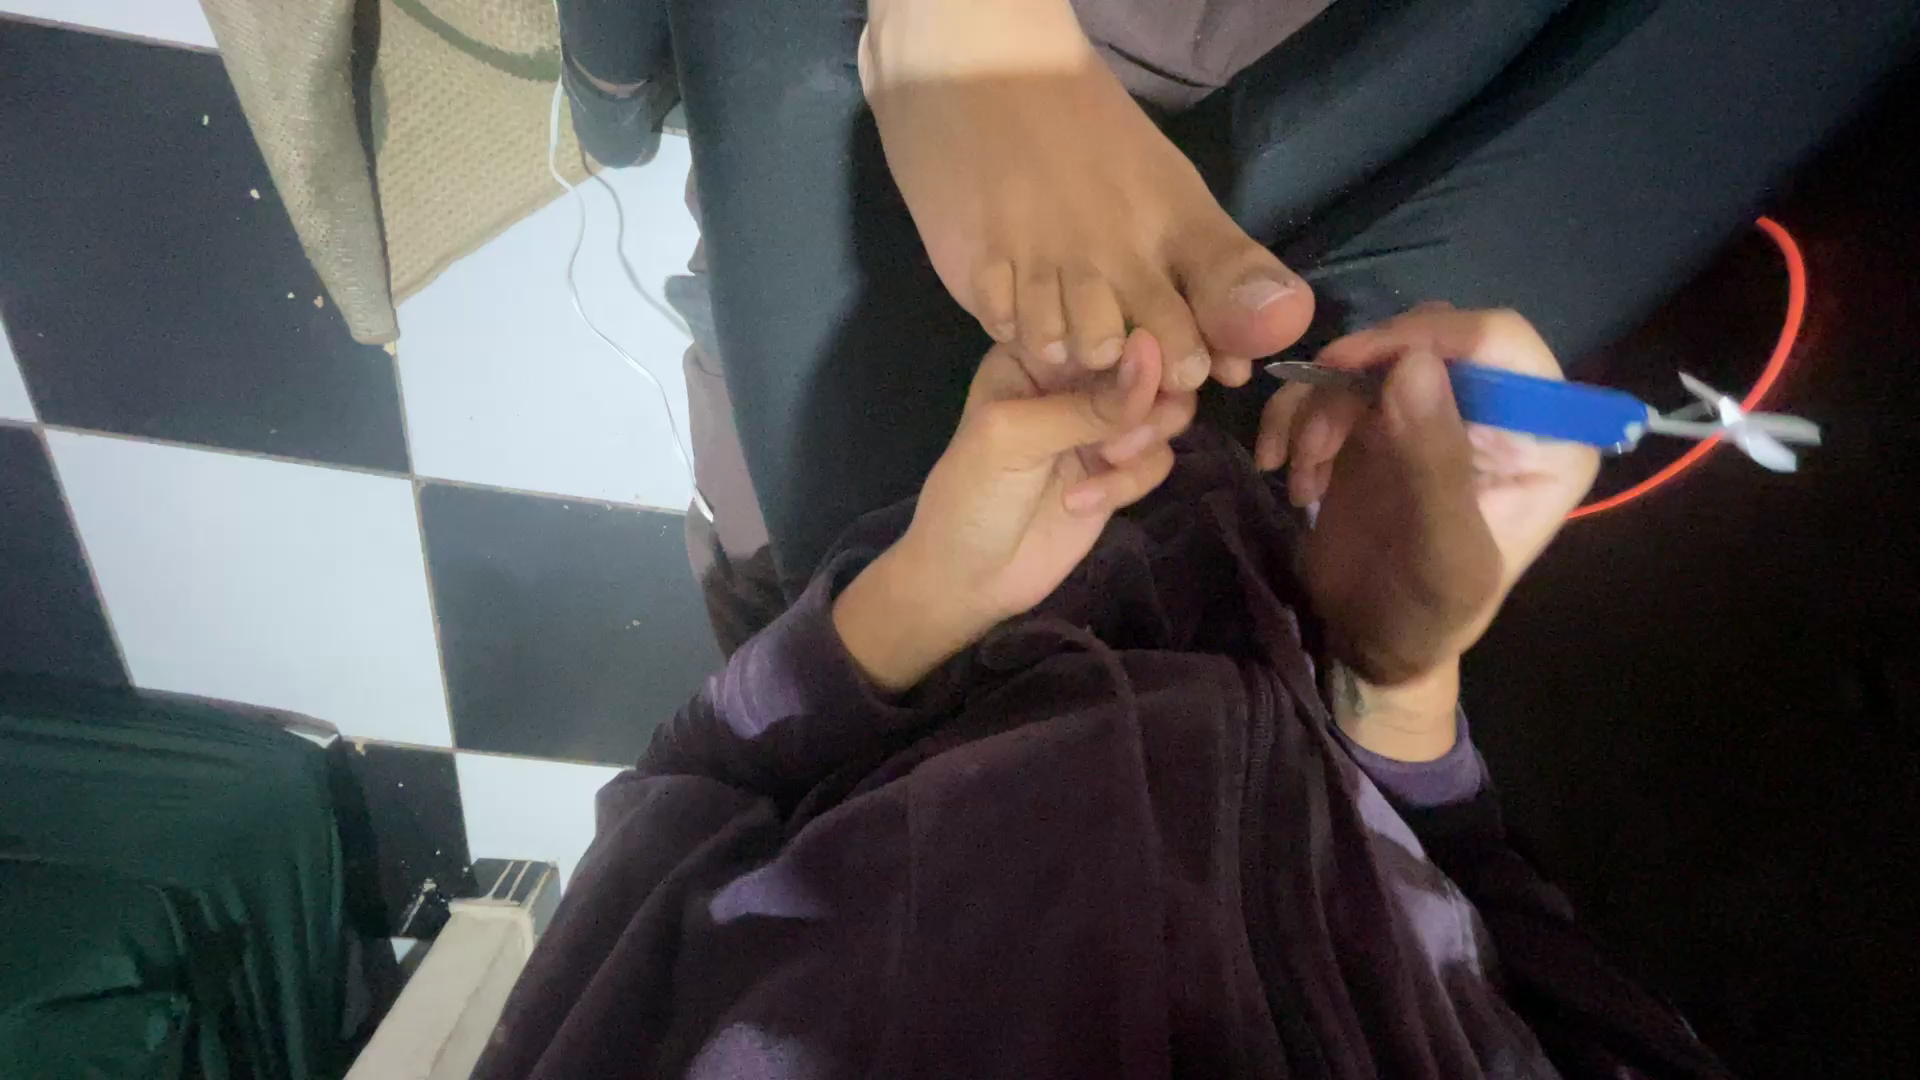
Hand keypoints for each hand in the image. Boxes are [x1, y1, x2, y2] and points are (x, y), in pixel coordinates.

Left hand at [835, 329, 1193, 689]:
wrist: (969, 580)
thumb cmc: (972, 496)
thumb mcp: (1015, 437)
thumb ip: (1088, 402)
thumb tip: (1156, 352)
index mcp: (1035, 352)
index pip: (1101, 321)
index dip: (1139, 337)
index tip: (1159, 360)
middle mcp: (1071, 382)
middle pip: (1147, 363)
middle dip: (1147, 396)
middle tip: (1123, 435)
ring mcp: (1096, 429)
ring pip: (1163, 410)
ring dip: (1142, 437)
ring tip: (1105, 462)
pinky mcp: (1115, 473)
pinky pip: (1156, 458)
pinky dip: (1130, 480)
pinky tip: (1082, 504)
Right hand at [1258, 307, 1599, 686]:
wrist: (1368, 639)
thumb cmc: (1424, 613)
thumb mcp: (1440, 554)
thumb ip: (1434, 462)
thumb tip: (1410, 364)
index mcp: (1539, 435)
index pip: (1496, 341)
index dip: (1421, 340)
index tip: (1344, 370)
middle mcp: (1487, 410)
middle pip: (1419, 340)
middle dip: (1353, 380)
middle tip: (1312, 437)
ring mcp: (1422, 415)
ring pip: (1361, 364)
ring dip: (1314, 412)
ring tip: (1300, 477)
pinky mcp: (1368, 427)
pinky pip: (1322, 391)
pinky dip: (1291, 422)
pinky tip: (1286, 473)